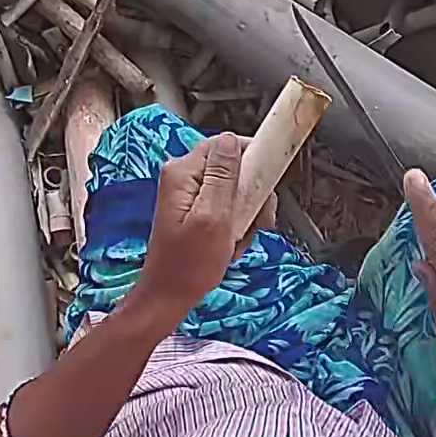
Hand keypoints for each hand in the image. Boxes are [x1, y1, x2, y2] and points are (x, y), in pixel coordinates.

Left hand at [134, 134, 268, 317]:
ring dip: (245, 213)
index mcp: (183, 173)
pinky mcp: (195, 208)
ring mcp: (188, 193)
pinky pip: (227, 205)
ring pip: (235, 188)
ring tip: (238, 238)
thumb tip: (232, 139)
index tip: (266, 186)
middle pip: (233, 166)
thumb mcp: (213, 218)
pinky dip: (236, 223)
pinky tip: (231, 242)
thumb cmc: (189, 265)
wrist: (169, 297)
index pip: (226, 144)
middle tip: (255, 221)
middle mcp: (183, 177)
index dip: (252, 160)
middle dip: (251, 194)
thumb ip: (224, 176)